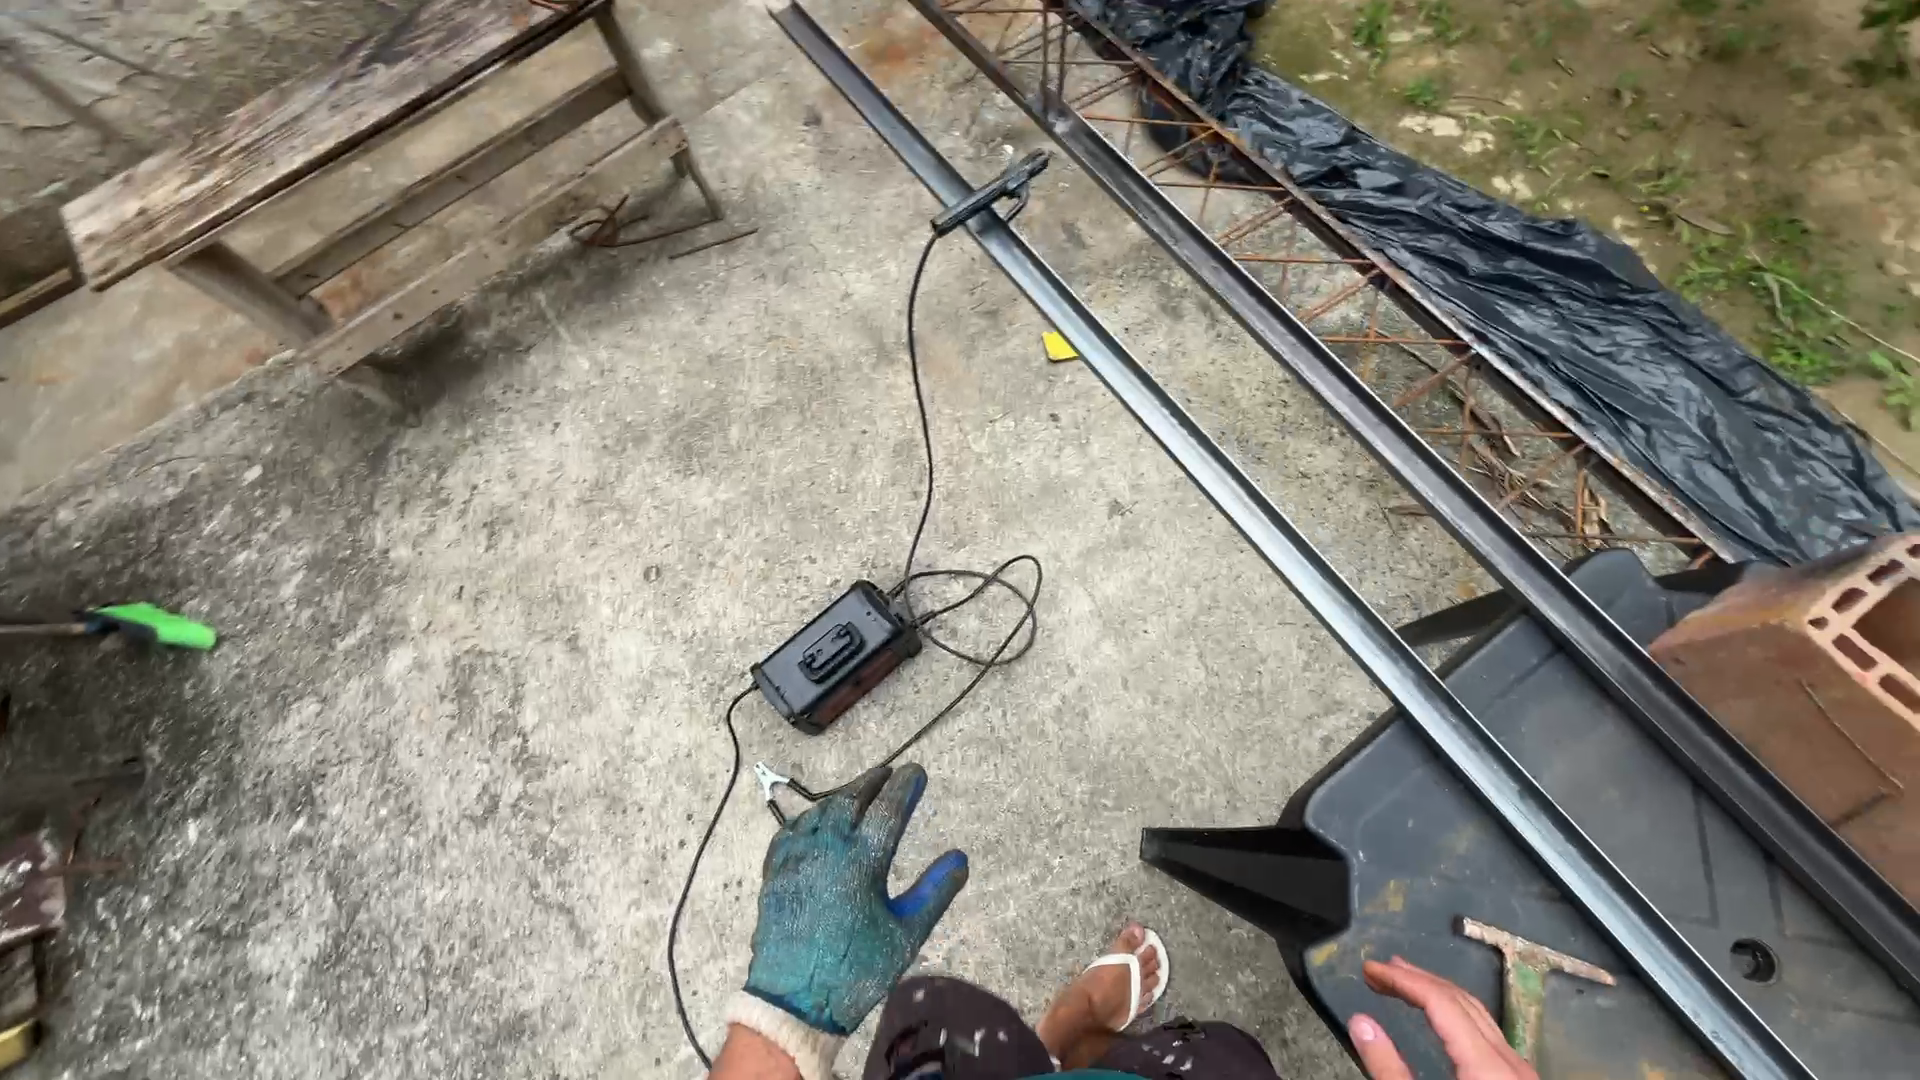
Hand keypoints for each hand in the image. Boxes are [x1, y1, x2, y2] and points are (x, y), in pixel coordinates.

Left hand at [744, 763, 968, 1035]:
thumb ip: (935, 892)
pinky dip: (811, 815)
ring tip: (859, 791)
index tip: (917, 771)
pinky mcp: (775, 870)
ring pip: (822, 809)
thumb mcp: (906, 935)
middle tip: (889, 772)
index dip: (905, 785)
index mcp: (863, 859)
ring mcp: (797, 856)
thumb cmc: (856, 971)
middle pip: (852, 797)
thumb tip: (960, 858)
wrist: (792, 1002)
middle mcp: (828, 846)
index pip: (888, 807)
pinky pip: (793, 828)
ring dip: (843, 794)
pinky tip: (817, 819)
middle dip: (873, 780)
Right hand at [1347, 956, 1538, 1079]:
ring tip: (1404, 984)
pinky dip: (1456, 1014)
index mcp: (1487, 1067)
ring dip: (1438, 993)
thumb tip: (1360, 1021)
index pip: (1440, 1002)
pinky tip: (1441, 1021)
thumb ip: (1389, 1069)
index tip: (1368, 970)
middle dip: (1417, 979)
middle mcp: (1511, 1063)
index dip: (1401, 980)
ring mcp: (1522, 1075)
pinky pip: (1489, 1034)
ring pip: (1480, 1016)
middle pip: (1462, 1002)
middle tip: (1379, 970)